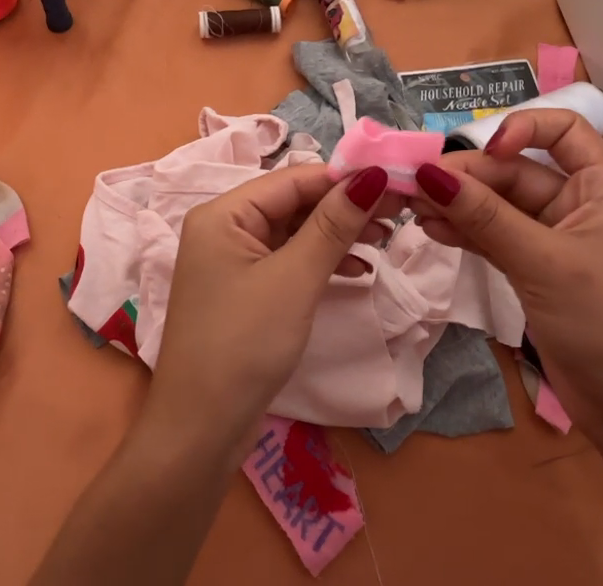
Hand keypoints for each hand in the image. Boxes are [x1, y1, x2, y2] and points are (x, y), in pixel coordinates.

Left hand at [146, 164, 396, 446]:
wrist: (201, 428)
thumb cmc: (244, 344)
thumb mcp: (294, 279)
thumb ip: (333, 225)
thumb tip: (371, 176)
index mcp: (223, 214)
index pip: (292, 179)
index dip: (344, 177)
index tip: (397, 181)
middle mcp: (223, 229)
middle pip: (293, 203)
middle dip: (344, 206)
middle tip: (401, 212)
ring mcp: (233, 262)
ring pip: (294, 232)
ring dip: (338, 234)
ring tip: (387, 238)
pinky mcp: (245, 292)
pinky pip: (288, 261)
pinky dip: (322, 261)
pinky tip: (358, 269)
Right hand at [406, 110, 602, 432]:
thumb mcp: (544, 263)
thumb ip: (484, 217)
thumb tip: (428, 172)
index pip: (564, 130)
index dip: (522, 127)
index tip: (484, 151)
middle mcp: (581, 206)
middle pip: (518, 171)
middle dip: (470, 176)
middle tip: (416, 186)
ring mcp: (558, 242)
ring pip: (502, 207)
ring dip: (460, 205)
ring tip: (413, 209)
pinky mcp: (540, 274)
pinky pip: (497, 238)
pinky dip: (467, 233)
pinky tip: (433, 231)